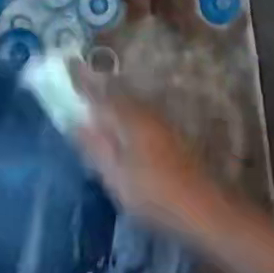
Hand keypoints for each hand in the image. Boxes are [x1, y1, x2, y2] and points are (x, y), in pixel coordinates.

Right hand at [66, 61, 239, 240]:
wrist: (206, 210)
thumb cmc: (155, 196)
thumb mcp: (116, 177)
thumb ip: (96, 148)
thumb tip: (77, 123)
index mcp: (130, 121)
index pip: (100, 94)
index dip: (82, 79)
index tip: (67, 62)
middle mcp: (148, 114)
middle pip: (119, 92)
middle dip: (99, 84)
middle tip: (80, 75)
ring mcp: (164, 124)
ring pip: (132, 102)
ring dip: (114, 96)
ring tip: (97, 95)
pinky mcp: (174, 137)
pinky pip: (142, 113)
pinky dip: (127, 110)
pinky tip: (124, 122)